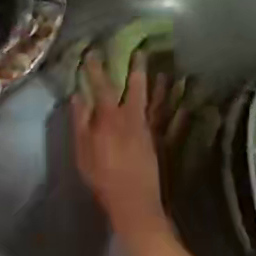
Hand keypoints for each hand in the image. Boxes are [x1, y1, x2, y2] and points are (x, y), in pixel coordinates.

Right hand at [72, 50, 170, 246]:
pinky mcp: (157, 141)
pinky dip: (170, 105)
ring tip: (160, 70)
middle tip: (138, 51)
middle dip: (135, 68)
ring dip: (155, 83)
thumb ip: (81, 122)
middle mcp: (131, 117)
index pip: (102, 86)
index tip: (93, 52)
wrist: (134, 204)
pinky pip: (166, 117)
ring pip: (153, 99)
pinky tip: (177, 100)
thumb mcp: (83, 152)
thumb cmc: (103, 178)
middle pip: (135, 87)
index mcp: (110, 118)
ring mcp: (147, 129)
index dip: (97, 69)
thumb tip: (78, 95)